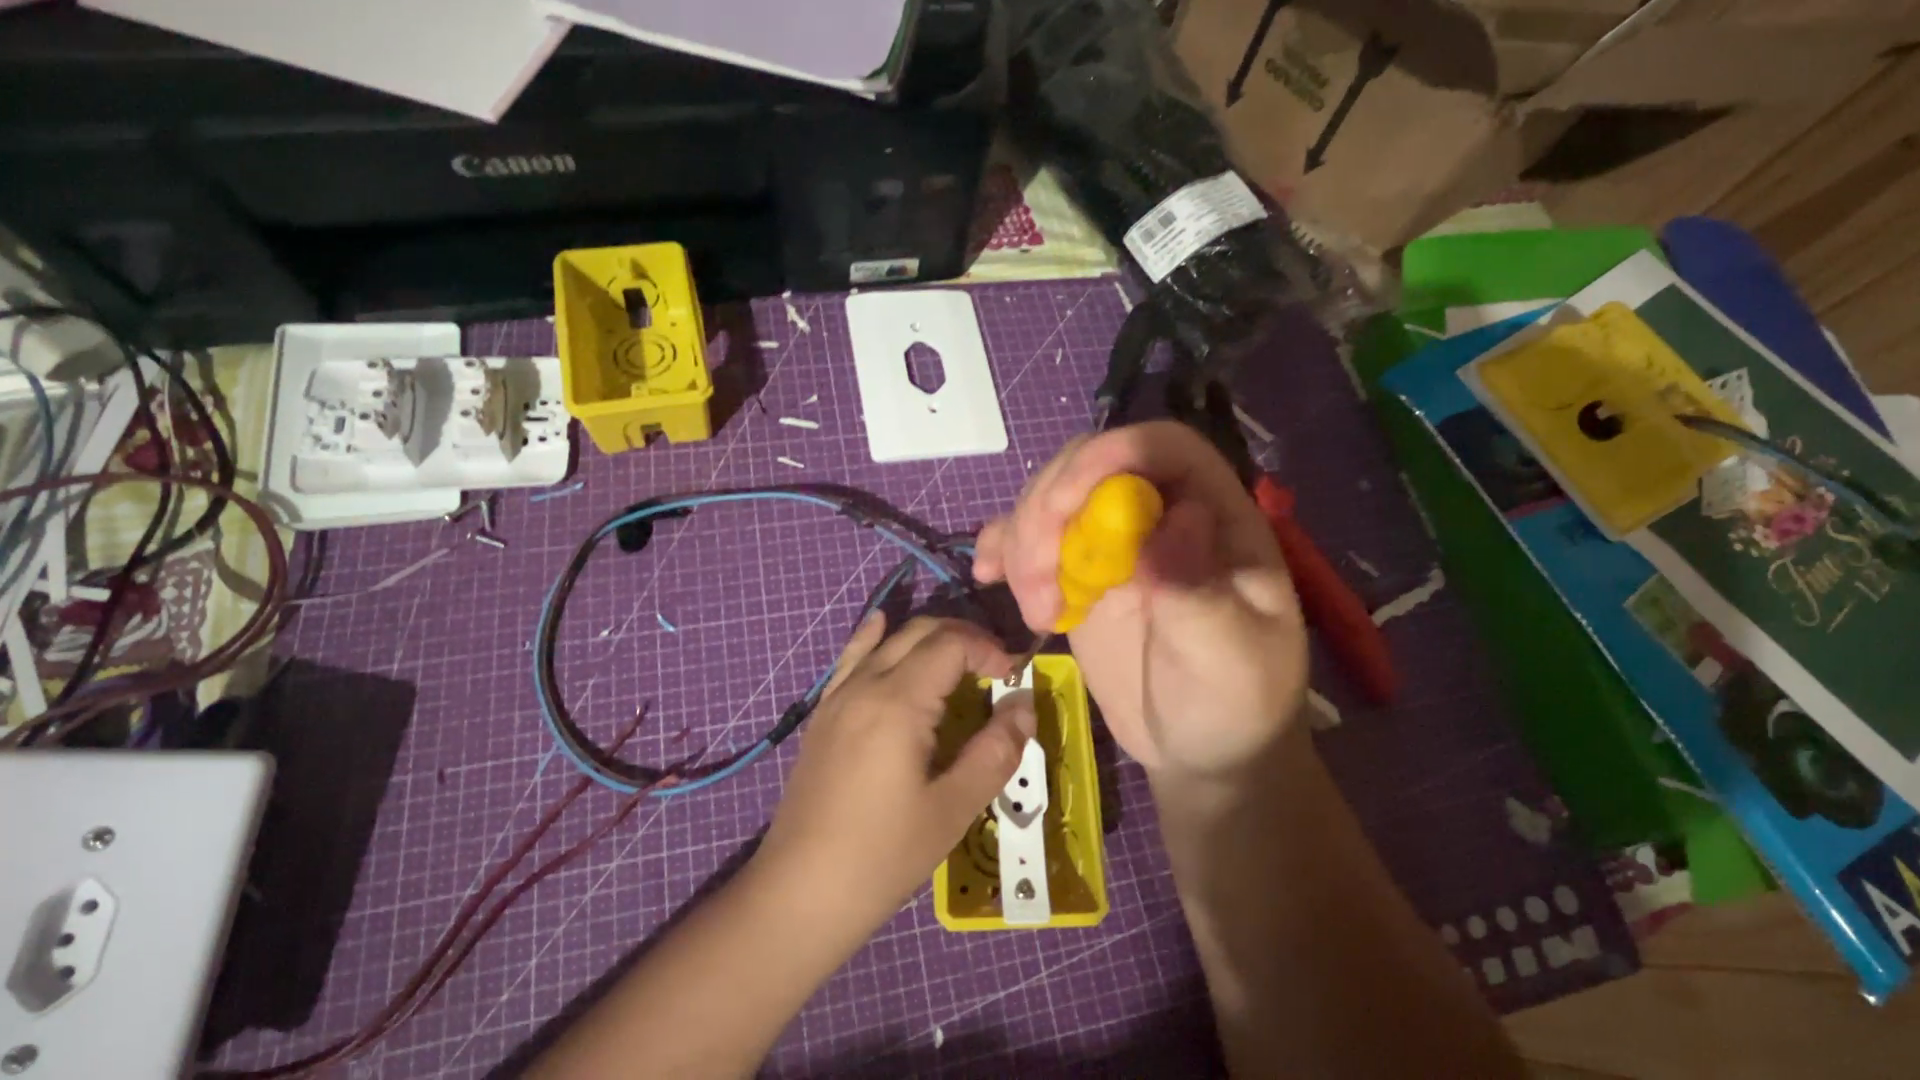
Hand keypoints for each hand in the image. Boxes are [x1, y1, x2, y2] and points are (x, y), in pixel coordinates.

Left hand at [757, 615, 1037, 931]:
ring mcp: (836, 699)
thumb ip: (995, 751)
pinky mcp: (822, 718)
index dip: (990, 651)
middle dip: (964, 638)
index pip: (951, 644)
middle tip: (997, 670)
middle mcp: (863, 685)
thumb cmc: (884, 855)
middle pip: (919, 632)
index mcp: (897, 701)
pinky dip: (874, 638)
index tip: (1015, 680)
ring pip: (886, 641)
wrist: (801, 892)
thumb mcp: (954, 808)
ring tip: (960, 659)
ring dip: (927, 638)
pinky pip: (851, 659)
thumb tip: (1024, 706)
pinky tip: (881, 625)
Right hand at [974, 421, 1308, 777]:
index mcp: (1214, 514)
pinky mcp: (1077, 574)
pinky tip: (988, 573)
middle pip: (1090, 467)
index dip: (1109, 455)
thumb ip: (1199, 593)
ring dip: (1023, 540)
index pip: (1161, 448)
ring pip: (1051, 499)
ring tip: (1034, 610)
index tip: (1065, 504)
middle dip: (1049, 510)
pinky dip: (1004, 548)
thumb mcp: (1231, 655)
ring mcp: (1113, 542)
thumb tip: (1174, 519)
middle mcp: (1159, 513)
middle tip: (1037, 580)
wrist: (1203, 749)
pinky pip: (1032, 541)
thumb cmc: (1235, 702)